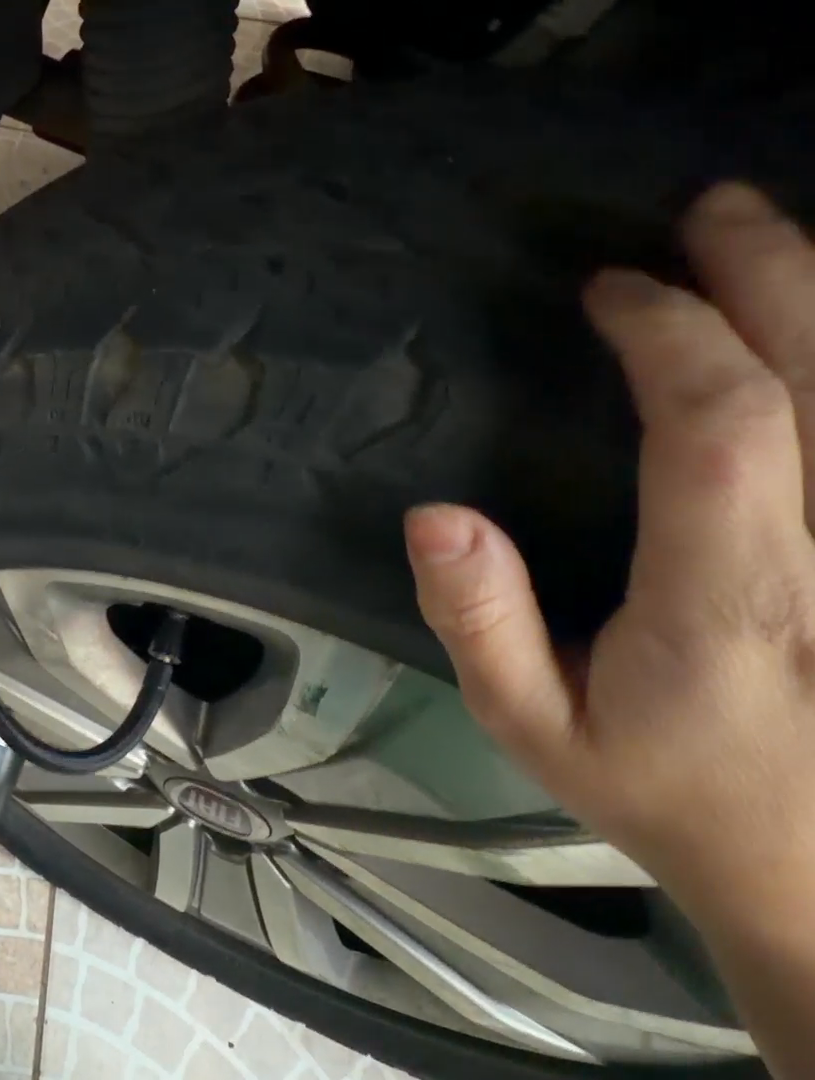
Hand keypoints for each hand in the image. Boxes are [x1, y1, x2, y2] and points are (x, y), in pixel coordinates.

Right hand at [404, 182, 814, 916]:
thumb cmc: (657, 784)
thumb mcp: (528, 722)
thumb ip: (480, 623)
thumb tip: (433, 516)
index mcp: (732, 598)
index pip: (725, 429)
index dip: (675, 337)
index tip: (613, 292)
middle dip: (773, 279)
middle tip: (713, 213)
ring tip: (766, 242)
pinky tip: (802, 342)